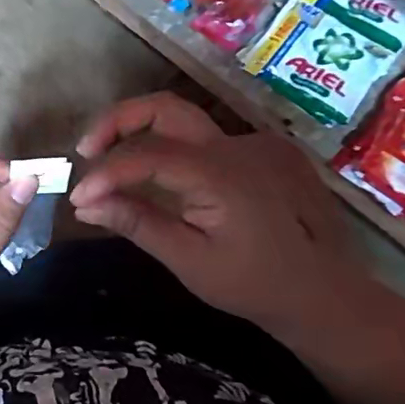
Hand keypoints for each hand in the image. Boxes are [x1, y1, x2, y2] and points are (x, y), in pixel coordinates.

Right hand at [69, 93, 367, 330]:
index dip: (105, 173)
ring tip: (112, 162)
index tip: (77, 197)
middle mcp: (235, 146)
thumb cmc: (254, 284)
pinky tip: (162, 180)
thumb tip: (83, 204)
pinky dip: (170, 149)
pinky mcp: (262, 149)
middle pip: (163, 108)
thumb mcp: (189, 261)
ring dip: (139, 133)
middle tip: (86, 150)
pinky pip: (203, 138)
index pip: (146, 154)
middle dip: (116, 122)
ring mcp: (252, 143)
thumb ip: (136, 223)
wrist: (326, 295)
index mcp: (220, 175)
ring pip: (181, 119)